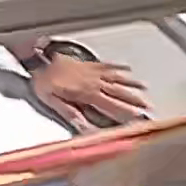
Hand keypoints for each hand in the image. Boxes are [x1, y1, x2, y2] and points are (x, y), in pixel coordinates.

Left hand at [31, 56, 149, 130]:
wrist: (37, 59)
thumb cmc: (42, 82)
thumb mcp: (52, 102)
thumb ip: (70, 113)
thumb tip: (84, 126)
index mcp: (85, 94)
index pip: (110, 105)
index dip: (125, 112)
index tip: (138, 117)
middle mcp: (92, 82)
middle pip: (118, 92)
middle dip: (135, 100)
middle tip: (148, 106)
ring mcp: (92, 71)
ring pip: (117, 78)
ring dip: (132, 84)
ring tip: (144, 89)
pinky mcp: (88, 63)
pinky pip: (107, 65)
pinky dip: (119, 67)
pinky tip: (128, 69)